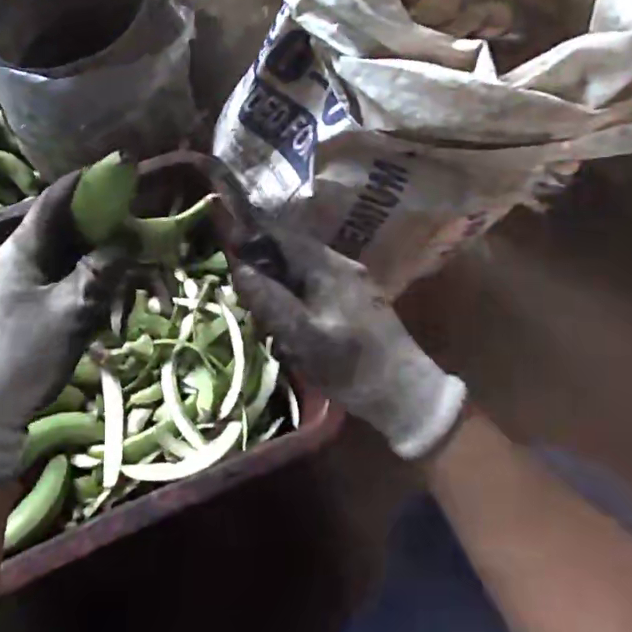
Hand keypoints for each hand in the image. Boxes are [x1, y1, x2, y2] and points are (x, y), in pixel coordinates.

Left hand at [0, 173, 130, 478]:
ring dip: (117, 276)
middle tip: (154, 248)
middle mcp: (31, 256)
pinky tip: (121, 323)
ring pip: (86, 261)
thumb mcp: (68, 312)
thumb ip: (100, 272)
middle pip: (79, 230)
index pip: (56, 199)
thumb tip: (130, 238)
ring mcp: (38, 281)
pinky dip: (104, 297)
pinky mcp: (46, 304)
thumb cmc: (23, 354)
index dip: (88, 182)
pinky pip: (81, 286)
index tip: (123, 173)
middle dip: (118, 238)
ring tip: (151, 301)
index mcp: (25, 248)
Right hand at [231, 229, 465, 460]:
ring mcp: (348, 283)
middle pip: (286, 253)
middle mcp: (339, 264)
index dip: (248, 237)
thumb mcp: (303, 335)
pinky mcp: (353, 302)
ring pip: (297, 273)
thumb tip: (236, 267)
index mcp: (327, 265)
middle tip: (245, 300)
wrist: (407, 397)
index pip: (278, 234)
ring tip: (267, 323)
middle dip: (261, 270)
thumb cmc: (353, 365)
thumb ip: (269, 299)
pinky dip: (293, 302)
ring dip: (276, 290)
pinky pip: (311, 290)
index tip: (224, 251)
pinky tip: (289, 330)